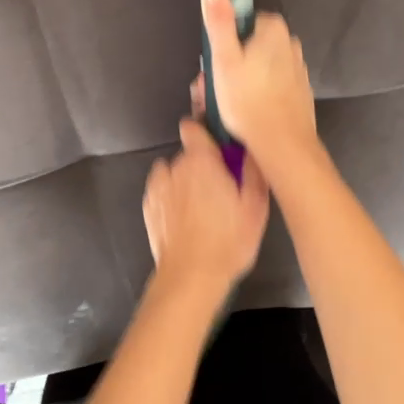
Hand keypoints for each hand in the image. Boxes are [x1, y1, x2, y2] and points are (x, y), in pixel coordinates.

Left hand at [143, 120, 269, 295]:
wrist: (191, 276)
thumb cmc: (228, 241)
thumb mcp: (255, 207)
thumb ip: (253, 171)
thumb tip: (251, 149)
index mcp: (201, 161)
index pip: (193, 127)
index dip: (204, 134)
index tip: (218, 148)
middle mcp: (175, 166)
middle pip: (189, 155)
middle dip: (203, 166)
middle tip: (222, 190)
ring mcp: (158, 186)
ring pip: (174, 173)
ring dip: (185, 182)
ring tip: (202, 208)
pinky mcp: (148, 206)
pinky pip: (163, 191)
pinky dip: (171, 198)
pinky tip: (185, 220)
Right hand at [200, 0, 318, 160]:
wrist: (283, 146)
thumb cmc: (249, 101)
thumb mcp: (223, 57)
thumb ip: (218, 17)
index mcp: (273, 29)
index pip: (240, 24)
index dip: (223, 44)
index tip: (214, 65)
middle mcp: (289, 44)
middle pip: (247, 47)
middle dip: (227, 66)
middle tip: (212, 89)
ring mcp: (296, 70)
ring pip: (256, 68)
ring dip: (237, 83)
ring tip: (224, 106)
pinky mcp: (297, 92)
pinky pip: (268, 86)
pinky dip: (255, 95)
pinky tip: (245, 113)